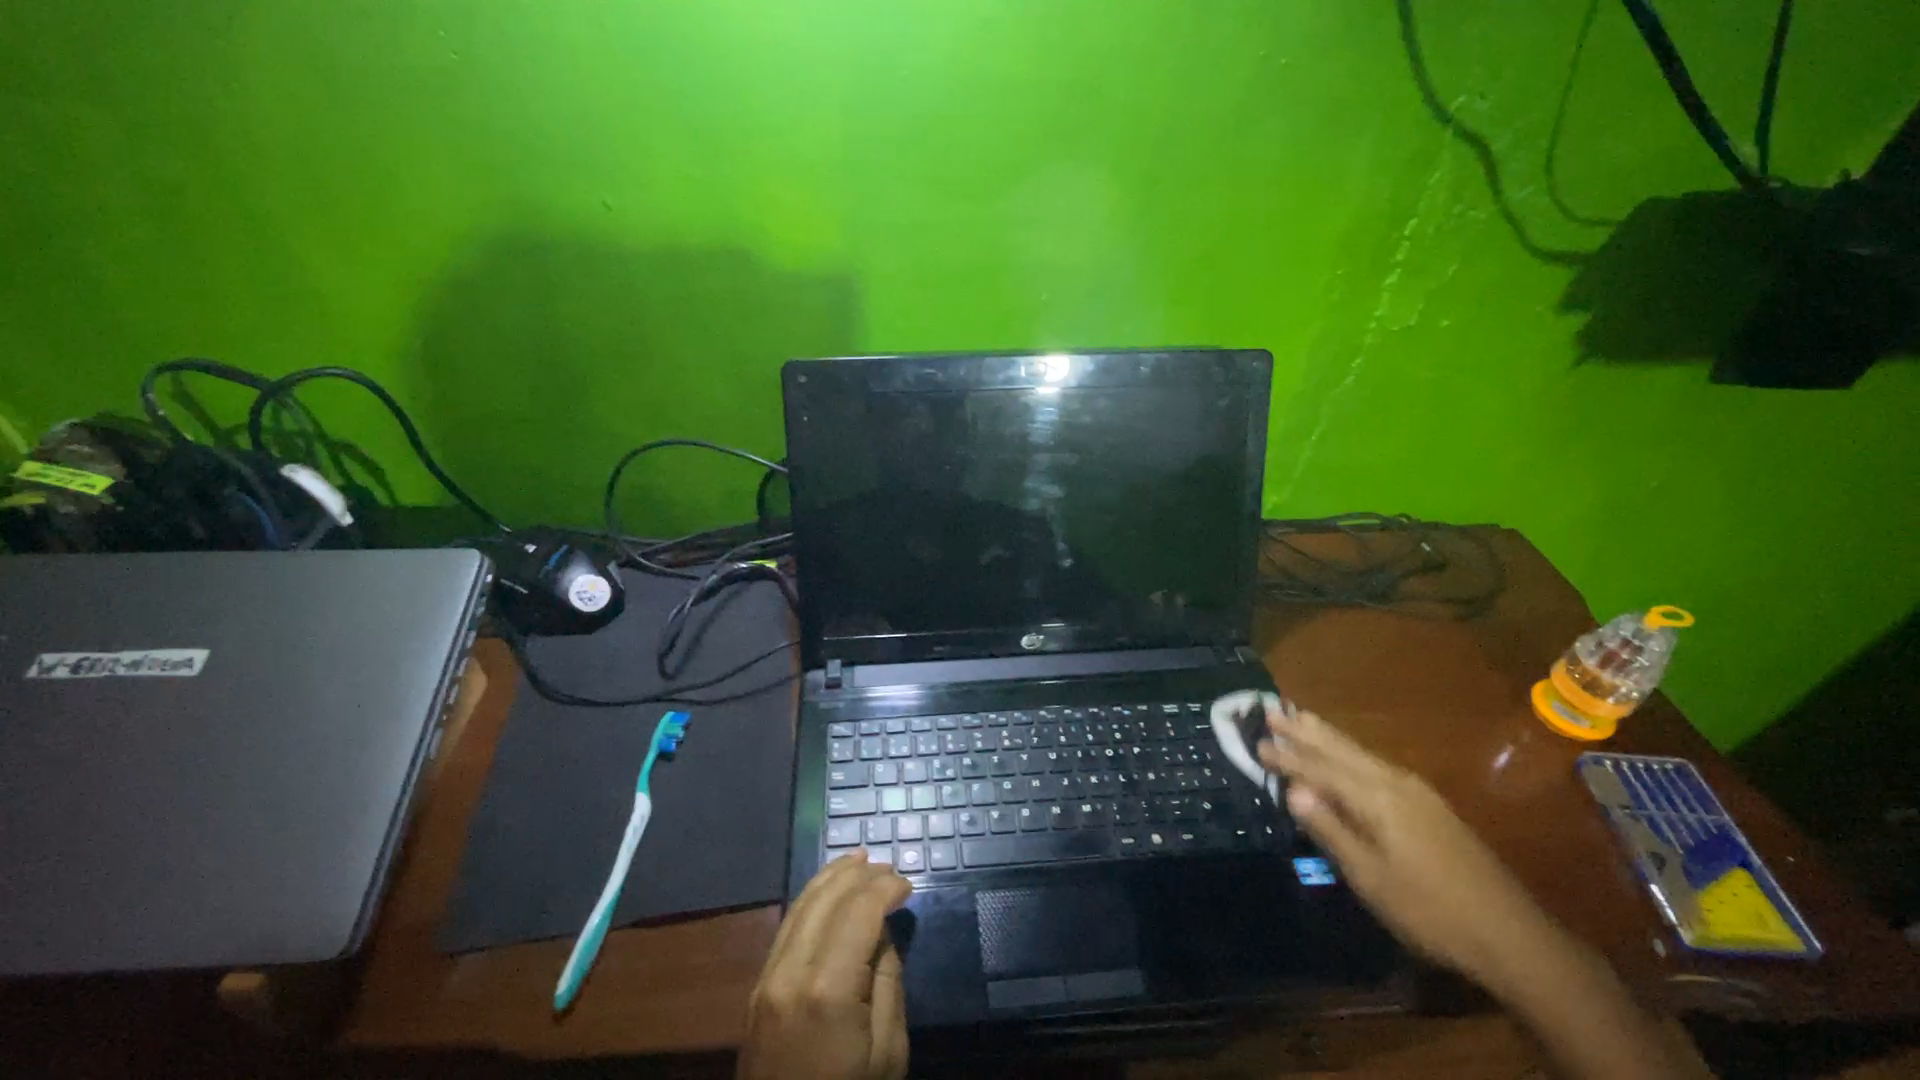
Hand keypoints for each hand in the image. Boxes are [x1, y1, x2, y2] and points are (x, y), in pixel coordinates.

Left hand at [739, 854, 911, 1079]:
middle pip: (825, 901)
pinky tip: (827, 894)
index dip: (884, 889)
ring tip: (858, 861)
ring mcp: (767, 980)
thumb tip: (882, 935)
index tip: (909, 884)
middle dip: (858, 875)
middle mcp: (790, 973)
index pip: (858, 912)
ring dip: (830, 880)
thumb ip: (886, 982)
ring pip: (799, 908)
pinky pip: (786, 929)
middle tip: (888, 865)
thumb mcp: (888, 1052)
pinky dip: (810, 902)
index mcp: (827, 989)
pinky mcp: (758, 990)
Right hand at [1256, 703, 1554, 985]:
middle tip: (1273, 710)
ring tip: (1303, 718)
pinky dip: (1351, 754)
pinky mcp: (1430, 807)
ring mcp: (1417, 793)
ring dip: (1328, 738)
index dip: (1288, 757)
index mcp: (1377, 799)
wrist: (1508, 933)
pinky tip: (1348, 757)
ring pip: (1361, 755)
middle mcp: (1396, 784)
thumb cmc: (1428, 909)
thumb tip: (1291, 788)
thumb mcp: (1370, 876)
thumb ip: (1330, 829)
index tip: (1256, 741)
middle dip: (1306, 733)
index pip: (1321, 770)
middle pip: (1342, 751)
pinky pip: (1376, 766)